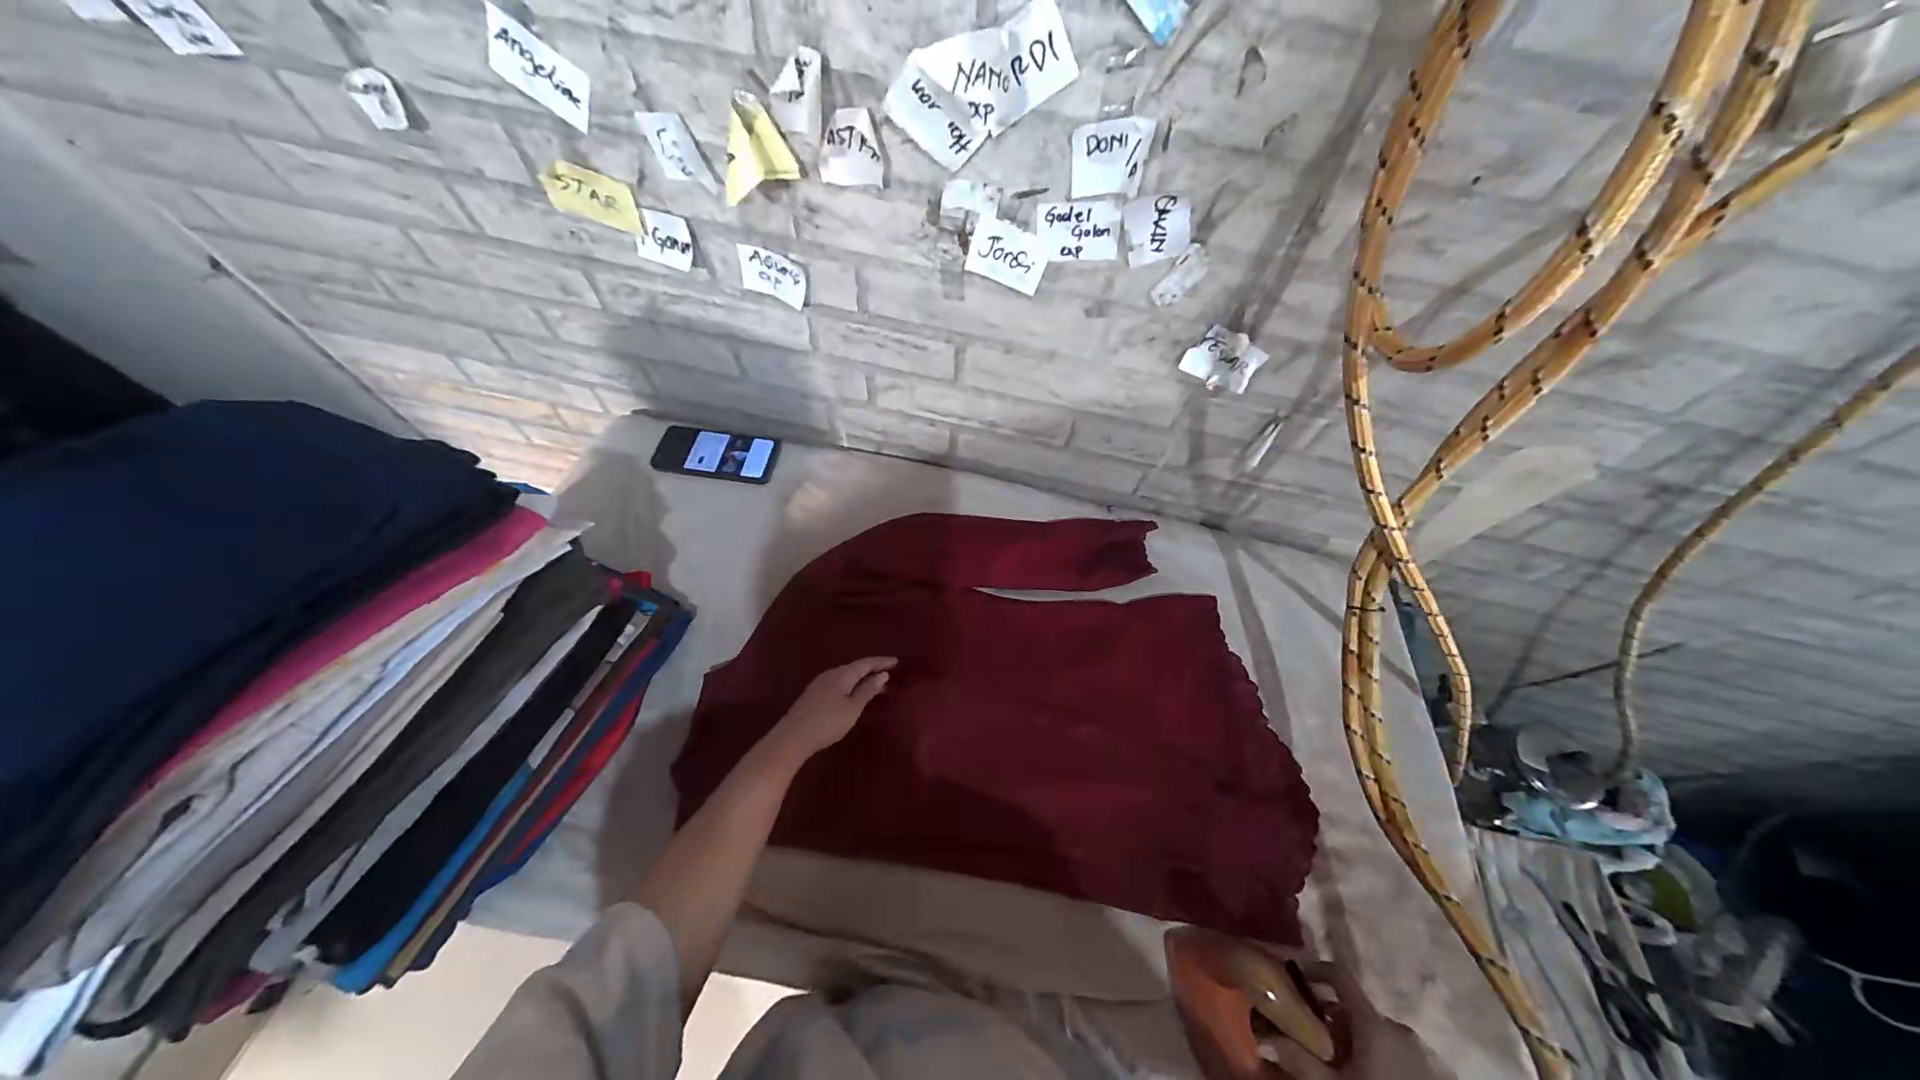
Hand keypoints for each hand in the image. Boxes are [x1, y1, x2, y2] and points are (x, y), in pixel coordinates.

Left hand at [764, 657, 897, 762]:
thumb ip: (867, 690)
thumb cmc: (827, 722)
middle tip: (888, 674)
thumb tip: (882, 674)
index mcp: (842, 674)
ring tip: (874, 685)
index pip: (866, 663)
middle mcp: (831, 673)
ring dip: (860, 678)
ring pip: (845, 675)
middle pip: (855, 667)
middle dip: (872, 669)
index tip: (896, 661)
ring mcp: (820, 683)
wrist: (792, 737)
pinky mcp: (813, 694)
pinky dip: (850, 684)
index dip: (881, 662)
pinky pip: (838, 682)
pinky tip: (853, 693)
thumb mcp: (852, 708)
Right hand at [1266, 961, 1452, 1079]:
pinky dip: (1368, 1052)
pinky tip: (1357, 1073)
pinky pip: (1388, 1047)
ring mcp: (1416, 1050)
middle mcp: (1397, 1027)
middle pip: (1352, 1007)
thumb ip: (1297, 1058)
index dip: (1313, 968)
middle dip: (1326, 1016)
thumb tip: (1263, 1036)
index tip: (1291, 977)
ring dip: (1347, 1037)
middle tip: (1305, 1034)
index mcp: (1374, 1023)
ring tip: (1329, 1060)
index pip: (1340, 974)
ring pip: (1369, 1029)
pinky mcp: (1426, 1070)